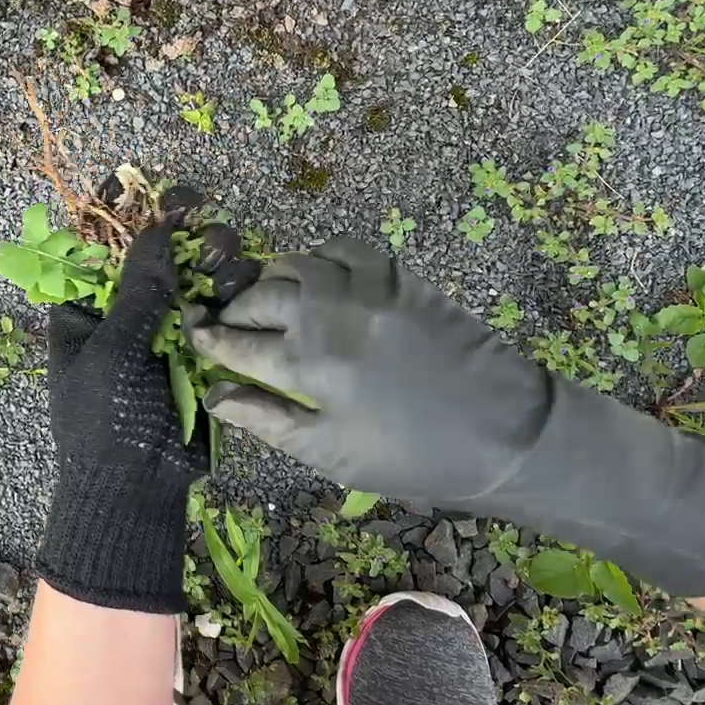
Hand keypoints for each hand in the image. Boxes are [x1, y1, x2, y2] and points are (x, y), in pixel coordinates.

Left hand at [35, 190, 256, 613]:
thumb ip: (138, 293)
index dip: (129, 206)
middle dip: (187, 230)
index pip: (104, 239)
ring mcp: (168, 324)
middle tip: (207, 233)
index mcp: (87, 304)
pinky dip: (237, 289)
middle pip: (160, 248)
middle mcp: (128, 306)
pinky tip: (247, 288)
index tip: (163, 190)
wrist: (135, 491)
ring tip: (229, 265)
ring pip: (197, 270)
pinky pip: (223, 305)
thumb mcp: (112, 354)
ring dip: (216, 256)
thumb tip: (159, 230)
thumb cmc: (105, 421)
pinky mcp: (204, 345)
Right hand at [187, 237, 704, 596]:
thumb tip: (215, 397)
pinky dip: (322, 256)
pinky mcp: (397, 276)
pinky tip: (322, 275)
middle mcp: (327, 317)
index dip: (210, 341)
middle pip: (260, 297)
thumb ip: (268, 420)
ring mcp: (364, 290)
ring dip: (274, 281)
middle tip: (235, 325)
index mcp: (307, 367)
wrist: (507, 433)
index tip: (197, 336)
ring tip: (274, 301)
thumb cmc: (412, 457)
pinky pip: (344, 247)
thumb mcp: (332, 455)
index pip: (237, 344)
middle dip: (237, 310)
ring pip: (295, 264)